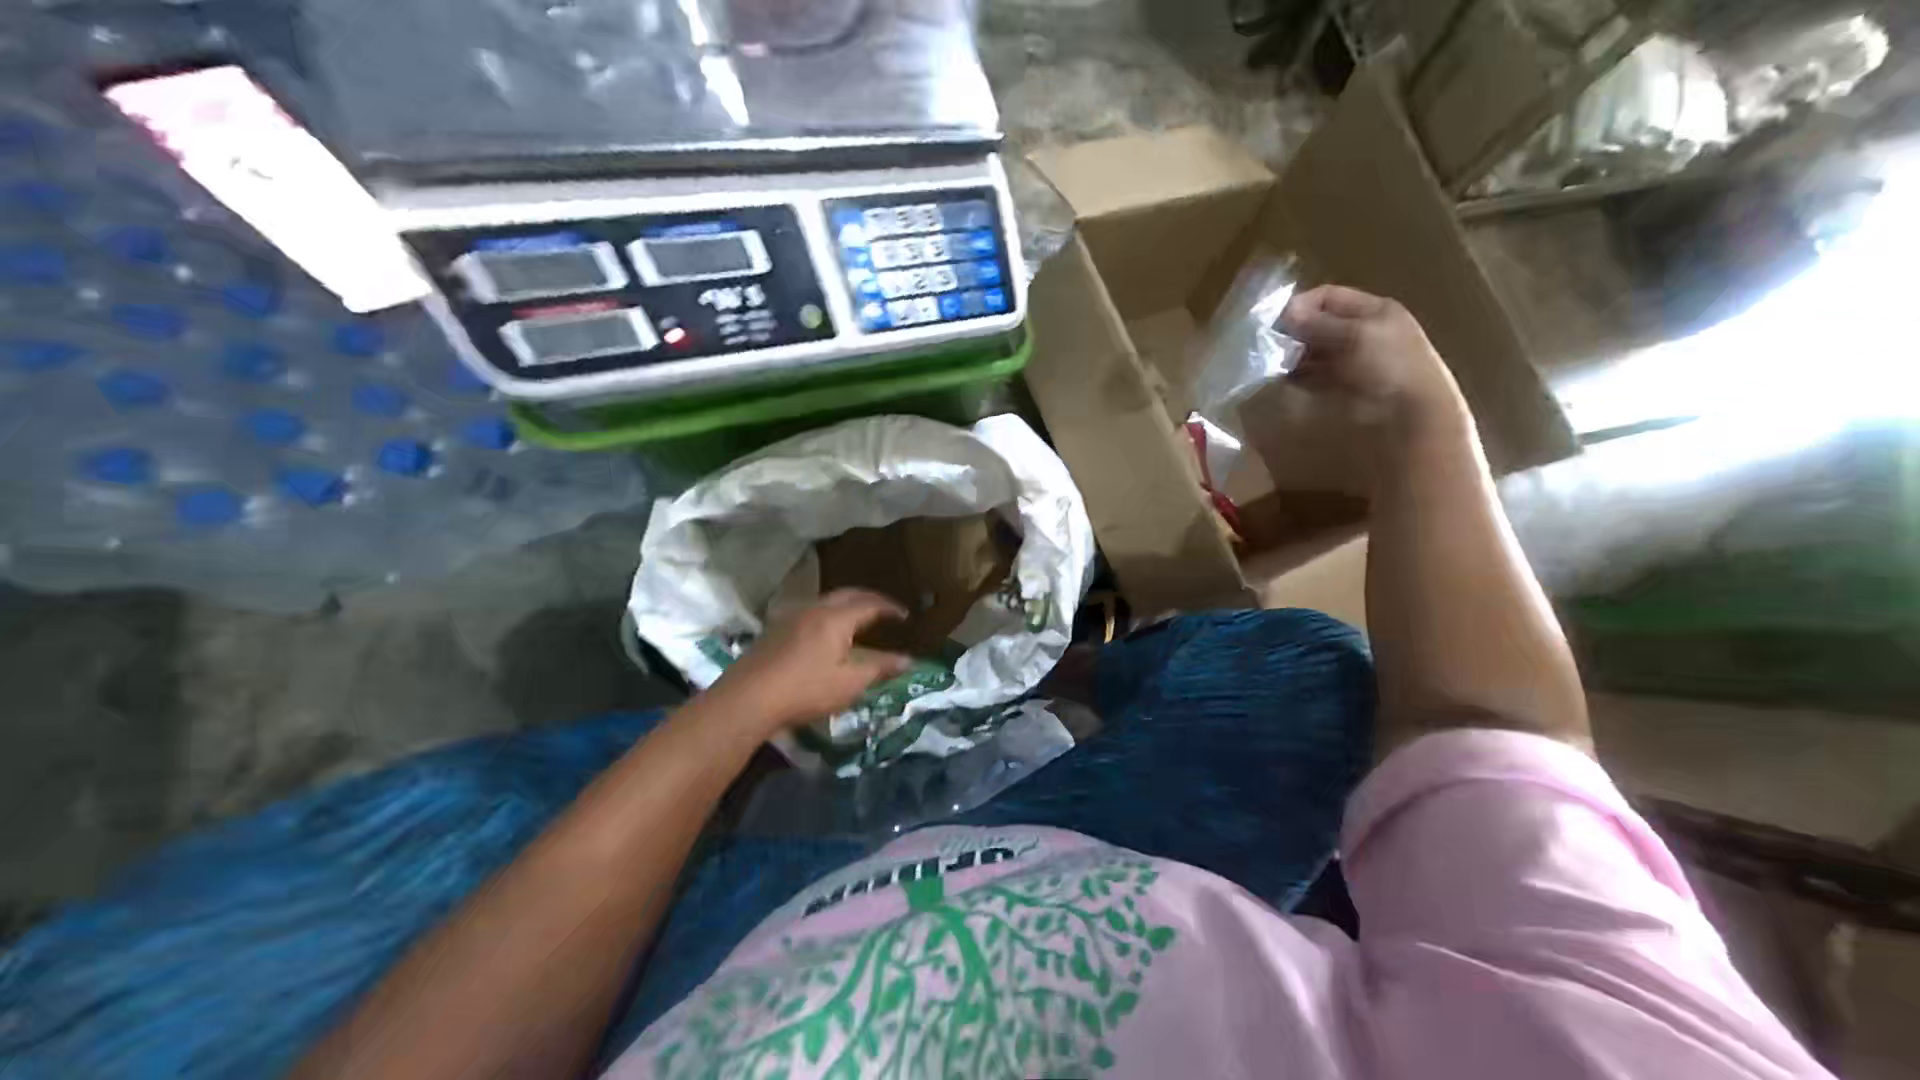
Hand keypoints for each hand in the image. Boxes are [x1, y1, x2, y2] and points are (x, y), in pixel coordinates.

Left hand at [703, 589, 912, 735]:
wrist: (748, 699)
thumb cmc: (805, 690)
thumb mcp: (849, 683)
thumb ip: (880, 667)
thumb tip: (908, 659)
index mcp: (835, 618)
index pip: (870, 603)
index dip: (890, 607)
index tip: (905, 615)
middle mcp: (813, 609)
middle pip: (846, 594)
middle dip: (869, 598)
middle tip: (884, 610)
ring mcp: (790, 617)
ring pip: (825, 601)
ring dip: (846, 605)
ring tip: (858, 619)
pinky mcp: (774, 630)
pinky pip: (809, 612)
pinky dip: (828, 615)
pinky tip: (825, 633)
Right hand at [1278, 285, 1468, 437]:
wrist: (1410, 411)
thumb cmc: (1388, 364)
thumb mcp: (1357, 335)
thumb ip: (1320, 323)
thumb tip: (1286, 313)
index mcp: (1372, 310)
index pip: (1328, 297)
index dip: (1301, 305)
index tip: (1276, 321)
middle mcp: (1359, 331)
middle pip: (1317, 324)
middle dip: (1294, 332)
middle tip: (1271, 346)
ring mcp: (1349, 359)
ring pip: (1312, 351)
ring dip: (1293, 355)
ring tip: (1275, 364)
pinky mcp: (1340, 385)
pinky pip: (1312, 375)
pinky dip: (1297, 376)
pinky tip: (1284, 379)